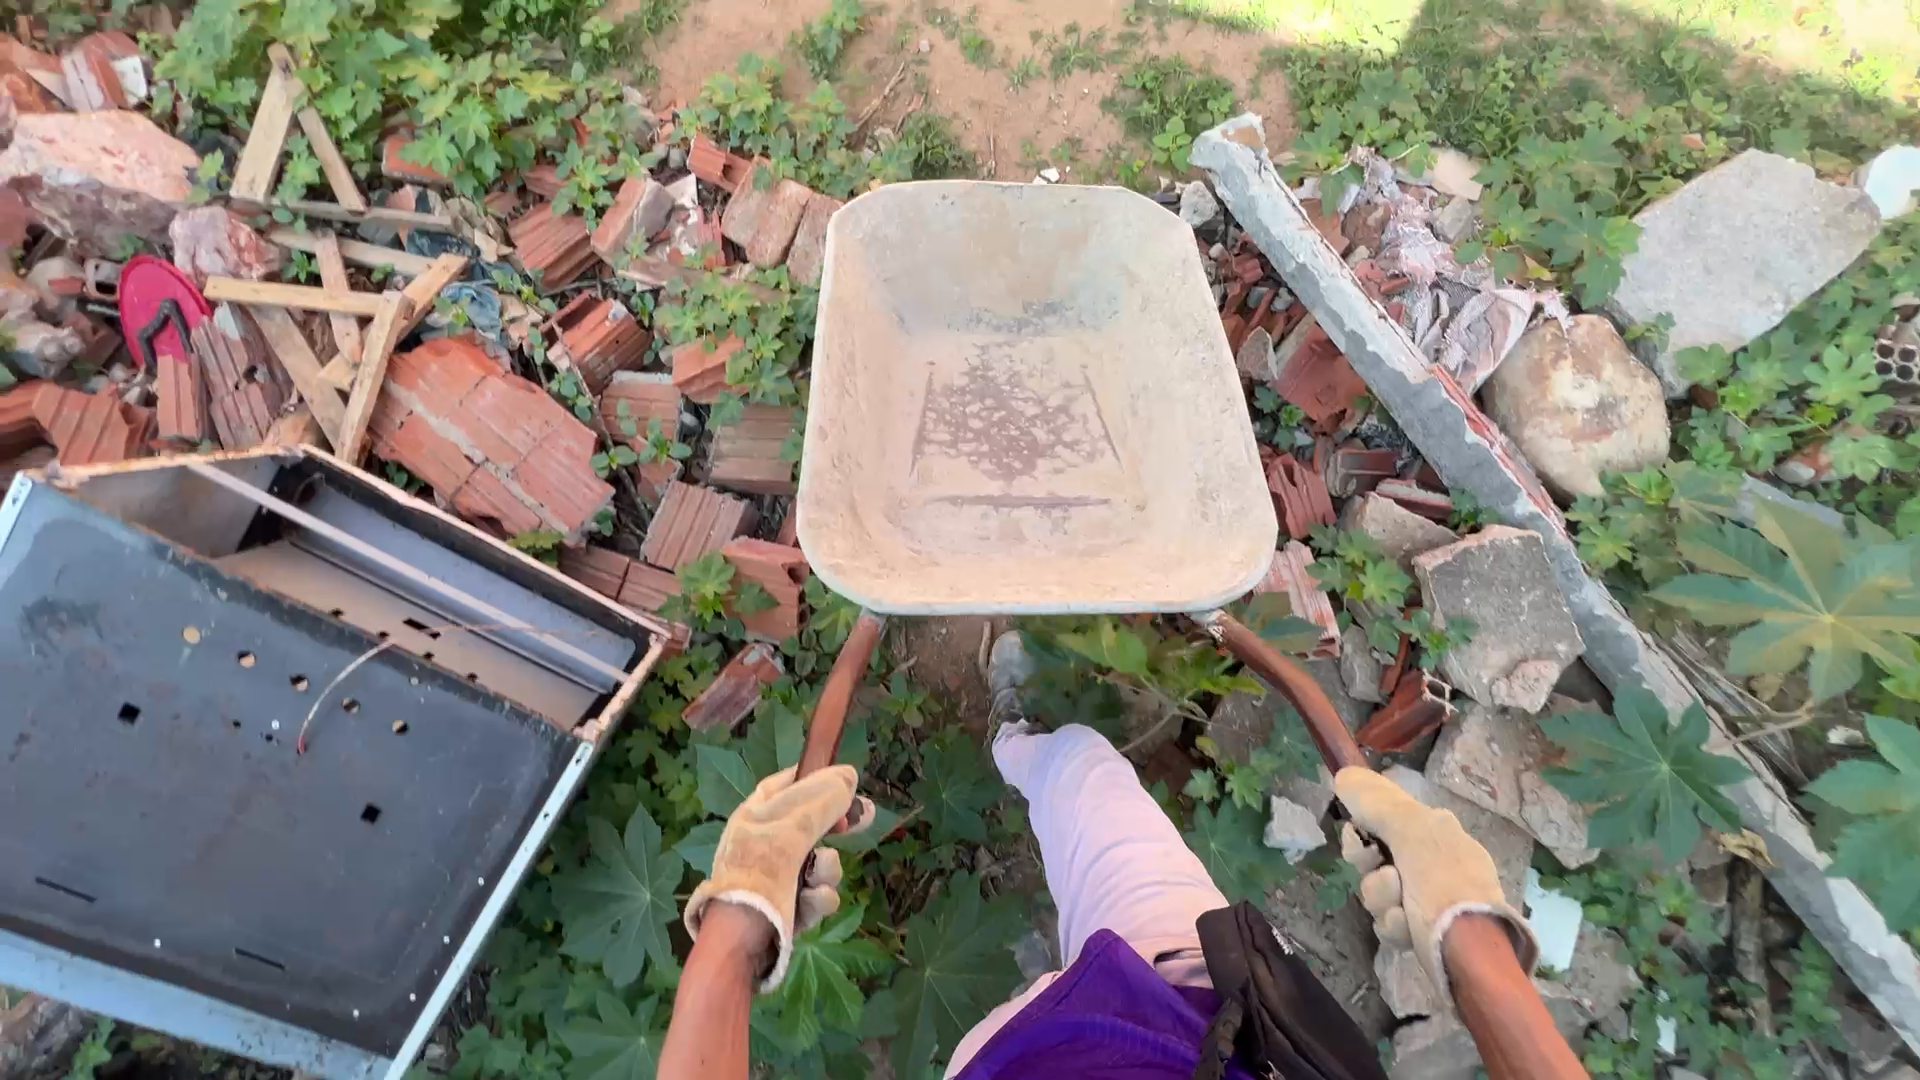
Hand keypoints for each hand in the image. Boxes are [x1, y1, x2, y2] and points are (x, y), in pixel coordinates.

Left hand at [683, 765, 873, 990]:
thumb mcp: (792, 830)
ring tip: (816, 877)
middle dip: (837, 824)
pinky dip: (817, 897)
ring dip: (827, 868)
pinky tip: (808, 902)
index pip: (786, 785)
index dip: (813, 777)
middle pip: (813, 822)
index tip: (842, 776)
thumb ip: (823, 802)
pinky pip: (818, 892)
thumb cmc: (758, 874)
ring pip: (822, 859)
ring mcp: (780, 877)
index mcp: (756, 816)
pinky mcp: (791, 907)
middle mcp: (767, 842)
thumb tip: (849, 775)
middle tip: (865, 816)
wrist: (740, 943)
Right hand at [1334, 768, 1536, 1003]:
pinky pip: (1385, 921)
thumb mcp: (1411, 828)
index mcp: (1436, 833)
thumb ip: (1376, 800)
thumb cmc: (1445, 880)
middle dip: (1369, 866)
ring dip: (1381, 897)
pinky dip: (1393, 924)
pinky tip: (1408, 928)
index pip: (1382, 816)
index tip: (1358, 832)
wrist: (1469, 950)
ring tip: (1403, 908)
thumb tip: (1344, 775)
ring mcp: (1426, 900)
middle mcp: (1431, 863)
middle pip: (1371, 855)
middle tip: (1385, 873)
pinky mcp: (1420, 934)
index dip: (1363, 827)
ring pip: (1375, 889)